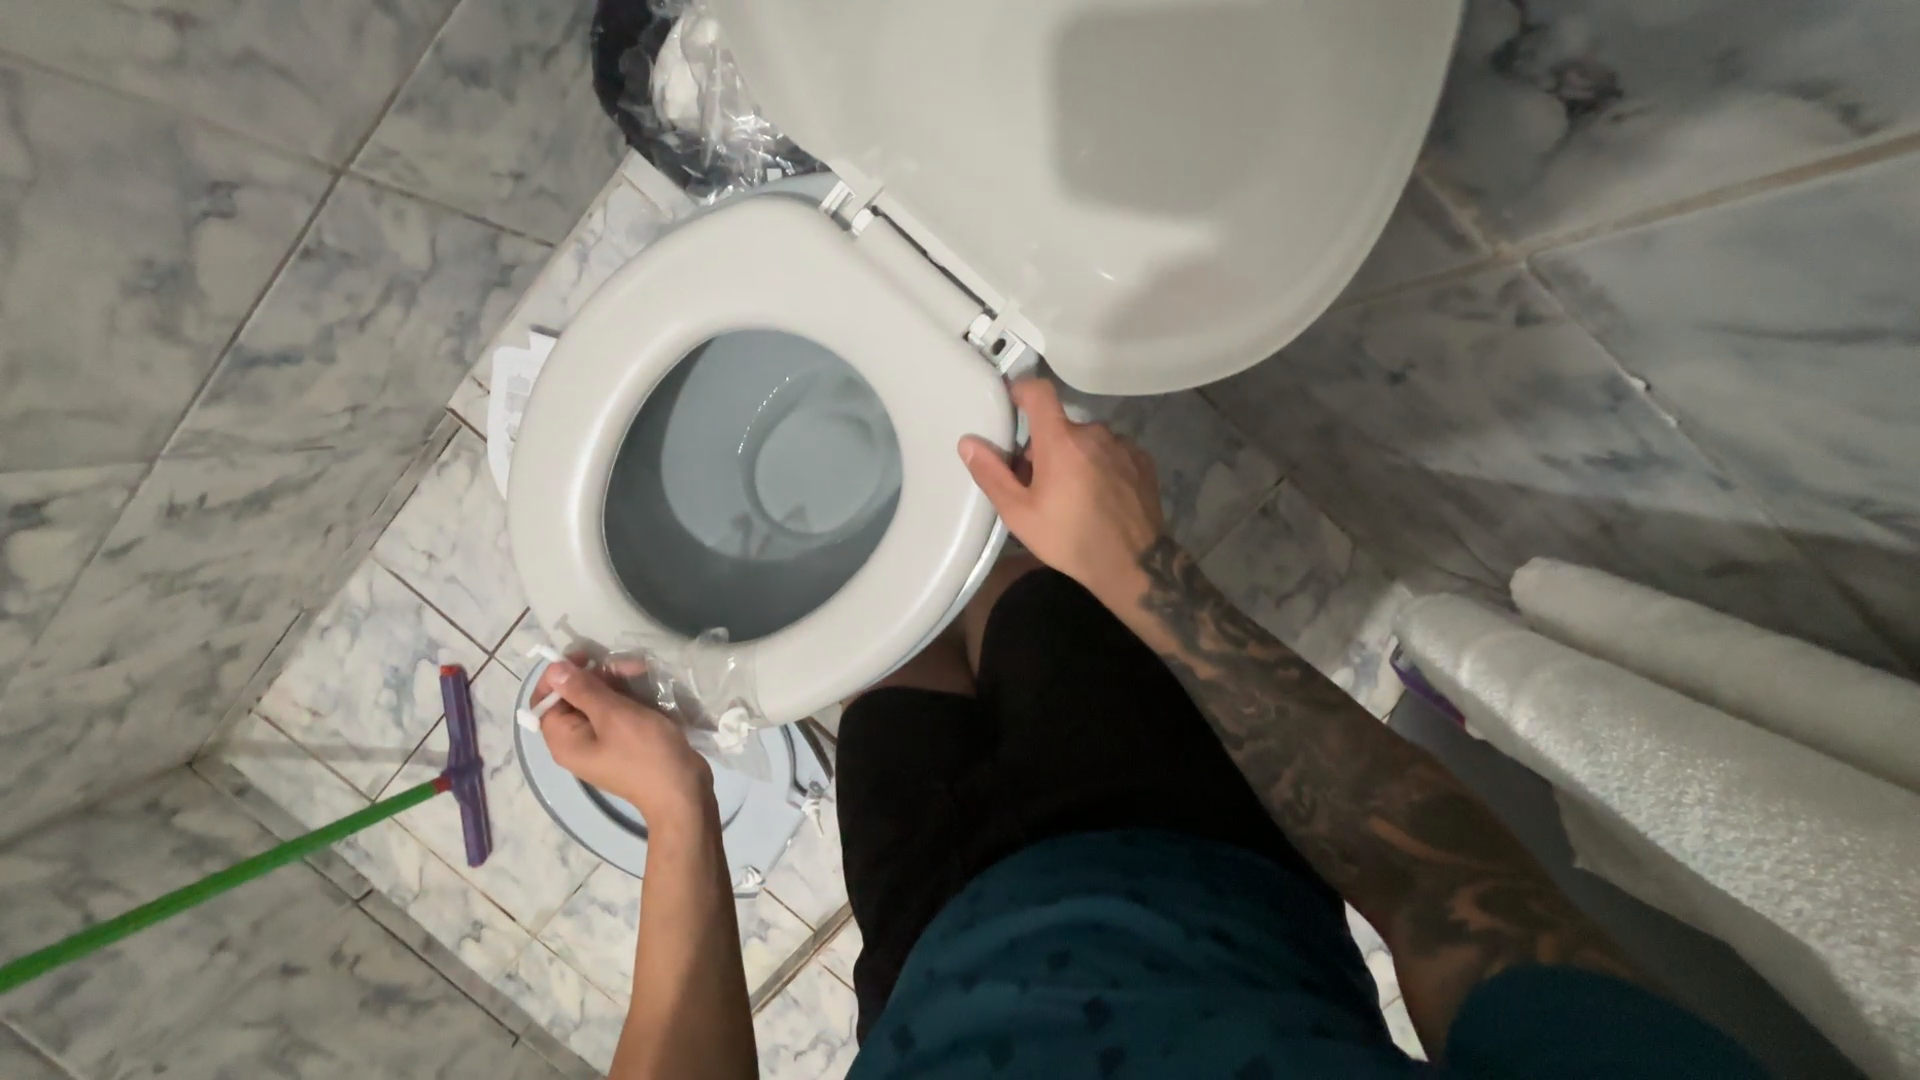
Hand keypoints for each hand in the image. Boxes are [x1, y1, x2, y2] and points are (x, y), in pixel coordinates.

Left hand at [536, 656, 713, 826]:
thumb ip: (582, 690)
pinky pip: (616, 715)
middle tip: (626, 664)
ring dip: (616, 684)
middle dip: (597, 676)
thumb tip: (553, 669)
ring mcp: (601, 744)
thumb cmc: (644, 752)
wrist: (680, 791)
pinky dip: (628, 699)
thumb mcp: (613, 715)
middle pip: (573, 699)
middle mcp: (576, 743)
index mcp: (564, 740)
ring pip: (598, 704)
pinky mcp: (623, 744)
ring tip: (642, 671)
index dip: (559, 675)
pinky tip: (648, 689)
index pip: (545, 700)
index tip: (585, 656)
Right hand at [958, 378, 1163, 598]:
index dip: (1021, 390)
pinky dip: (1099, 466)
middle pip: (1060, 425)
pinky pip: (1111, 453)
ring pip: (1087, 441)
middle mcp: (1094, 432)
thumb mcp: (1019, 513)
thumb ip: (991, 474)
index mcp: (1061, 440)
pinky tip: (1098, 497)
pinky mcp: (1142, 461)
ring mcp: (1123, 445)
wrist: (1133, 564)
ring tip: (1070, 495)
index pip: (1039, 391)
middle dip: (1044, 446)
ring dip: (1074, 457)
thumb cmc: (1069, 539)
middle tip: (1037, 484)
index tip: (1011, 405)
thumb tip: (968, 442)